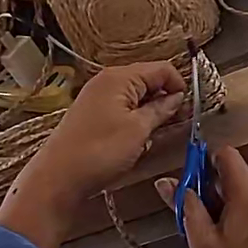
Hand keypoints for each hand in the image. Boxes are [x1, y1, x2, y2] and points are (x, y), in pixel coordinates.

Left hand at [0, 62, 186, 247]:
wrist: (58, 178)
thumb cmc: (99, 152)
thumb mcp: (138, 130)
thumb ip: (160, 110)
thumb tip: (176, 98)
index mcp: (119, 77)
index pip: (161, 69)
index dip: (179, 85)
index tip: (188, 108)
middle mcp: (107, 81)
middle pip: (148, 80)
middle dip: (166, 98)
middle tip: (179, 122)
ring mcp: (98, 97)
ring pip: (136, 95)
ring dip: (152, 111)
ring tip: (158, 133)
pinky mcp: (93, 114)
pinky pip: (123, 108)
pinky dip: (136, 118)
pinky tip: (139, 137)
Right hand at [157, 146, 247, 247]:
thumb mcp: (201, 240)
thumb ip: (185, 205)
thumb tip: (165, 181)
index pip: (225, 154)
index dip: (203, 163)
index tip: (190, 184)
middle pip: (231, 172)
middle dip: (210, 188)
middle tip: (196, 217)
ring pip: (240, 187)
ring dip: (222, 201)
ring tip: (212, 233)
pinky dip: (236, 210)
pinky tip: (228, 236)